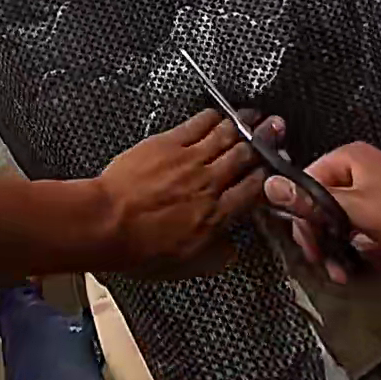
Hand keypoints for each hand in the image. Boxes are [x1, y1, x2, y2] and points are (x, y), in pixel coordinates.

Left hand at [93, 110, 284, 269]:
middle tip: (275, 130)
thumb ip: (216, 257)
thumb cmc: (139, 248)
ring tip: (255, 116)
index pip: (255, 189)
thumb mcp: (184, 266)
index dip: (269, 175)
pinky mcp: (170, 141)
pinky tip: (220, 113)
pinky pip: (200, 123)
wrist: (105, 222)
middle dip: (265, 141)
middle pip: (247, 155)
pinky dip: (215, 116)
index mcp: (216, 215)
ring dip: (245, 122)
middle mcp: (209, 182)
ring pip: (228, 134)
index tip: (274, 168)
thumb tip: (234, 249)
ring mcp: (191, 158)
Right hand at [264, 141, 380, 294]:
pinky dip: (353, 251)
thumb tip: (269, 185)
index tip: (306, 245)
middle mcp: (362, 172)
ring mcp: (377, 198)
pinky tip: (361, 267)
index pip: (307, 178)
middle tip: (324, 264)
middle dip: (319, 235)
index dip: (301, 211)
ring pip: (338, 222)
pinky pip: (357, 234)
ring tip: (342, 273)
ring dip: (334, 248)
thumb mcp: (363, 211)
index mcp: (353, 157)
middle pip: (321, 201)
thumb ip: (314, 202)